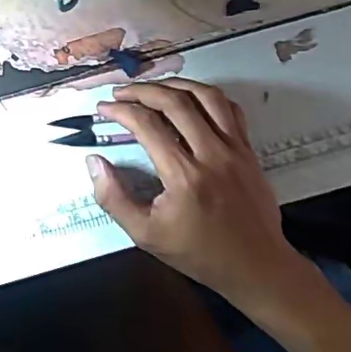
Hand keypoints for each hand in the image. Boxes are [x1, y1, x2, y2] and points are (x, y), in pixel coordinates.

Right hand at [87, 79, 314, 309]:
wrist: (256, 266)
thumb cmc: (199, 253)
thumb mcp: (147, 235)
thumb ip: (114, 198)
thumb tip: (94, 162)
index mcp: (184, 176)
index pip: (147, 126)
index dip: (120, 111)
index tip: (104, 109)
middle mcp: (211, 154)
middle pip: (174, 102)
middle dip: (142, 91)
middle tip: (122, 93)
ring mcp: (234, 148)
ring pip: (205, 96)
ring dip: (175, 85)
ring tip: (153, 87)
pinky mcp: (249, 149)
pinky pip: (230, 108)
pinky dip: (208, 96)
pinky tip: (192, 98)